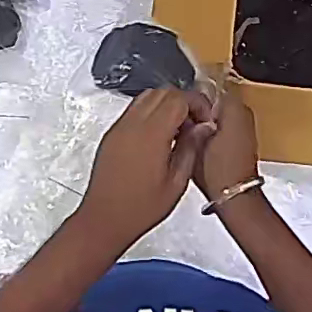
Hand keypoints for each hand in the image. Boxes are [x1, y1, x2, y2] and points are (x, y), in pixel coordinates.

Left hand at [76, 88, 213, 249]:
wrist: (104, 220)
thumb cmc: (141, 208)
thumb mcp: (177, 181)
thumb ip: (192, 148)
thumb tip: (205, 127)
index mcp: (151, 134)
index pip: (179, 98)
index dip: (198, 104)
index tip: (207, 121)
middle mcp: (133, 124)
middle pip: (163, 92)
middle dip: (184, 102)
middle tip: (196, 124)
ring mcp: (120, 127)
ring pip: (148, 97)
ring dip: (167, 105)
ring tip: (180, 130)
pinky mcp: (112, 135)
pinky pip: (135, 110)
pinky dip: (152, 113)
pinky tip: (162, 137)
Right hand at [194, 85, 258, 200]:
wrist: (234, 194)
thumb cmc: (217, 171)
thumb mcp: (194, 142)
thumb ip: (190, 120)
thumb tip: (185, 109)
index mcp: (233, 108)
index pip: (209, 91)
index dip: (192, 102)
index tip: (183, 113)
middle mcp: (243, 113)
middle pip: (213, 103)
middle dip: (199, 112)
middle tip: (185, 127)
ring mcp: (246, 126)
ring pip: (218, 115)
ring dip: (206, 123)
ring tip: (193, 138)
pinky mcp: (244, 139)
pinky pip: (225, 127)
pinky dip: (214, 133)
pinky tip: (204, 146)